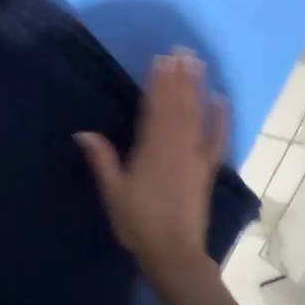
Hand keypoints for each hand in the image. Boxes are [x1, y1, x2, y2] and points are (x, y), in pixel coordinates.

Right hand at [76, 49, 228, 280]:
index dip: (158, 84)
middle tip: (180, 51)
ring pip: (195, 116)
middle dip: (178, 78)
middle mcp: (176, 149)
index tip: (159, 60)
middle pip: (177, 107)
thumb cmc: (137, 223)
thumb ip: (102, 160)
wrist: (173, 253)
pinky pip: (215, 140)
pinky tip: (220, 99)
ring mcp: (194, 158)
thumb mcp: (113, 192)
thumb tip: (84, 132)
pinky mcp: (205, 169)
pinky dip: (219, 119)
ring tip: (196, 63)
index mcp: (151, 152)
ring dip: (195, 89)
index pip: (155, 110)